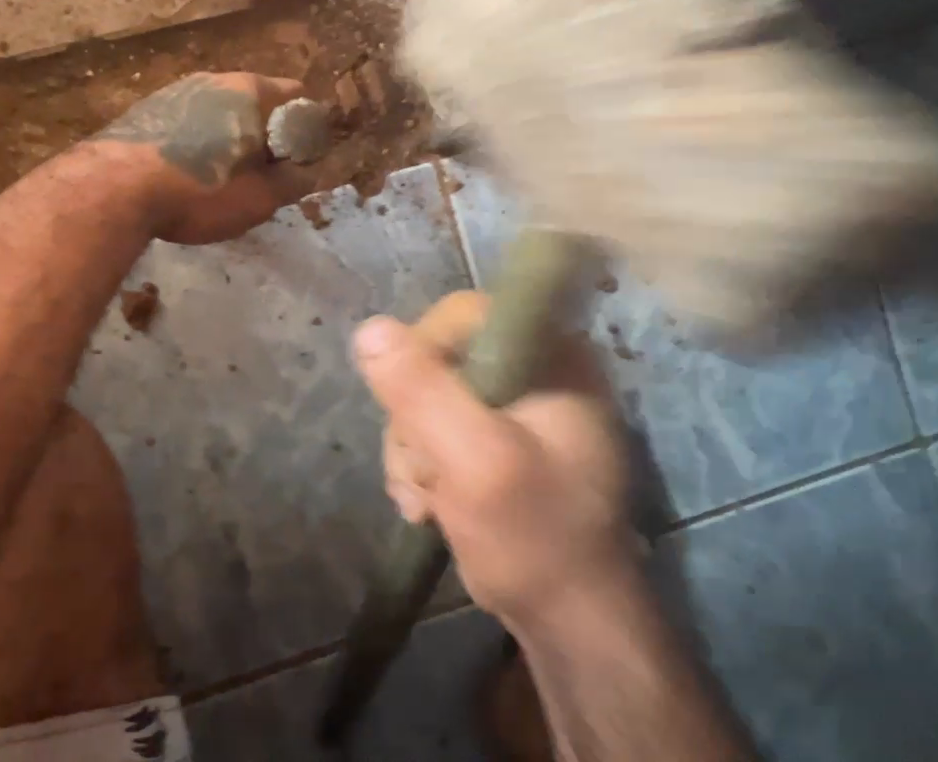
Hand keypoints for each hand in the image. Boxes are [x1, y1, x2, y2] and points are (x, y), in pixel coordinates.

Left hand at [93, 72, 314, 244]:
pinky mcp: (143, 110)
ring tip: (220, 180)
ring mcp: (174, 91)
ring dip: (227, 140)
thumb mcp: (260, 198)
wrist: (111, 190)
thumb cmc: (199, 192)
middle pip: (255, 103)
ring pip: (217, 113)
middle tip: (261, 177)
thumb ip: (292, 181)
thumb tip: (306, 171)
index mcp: (250, 91)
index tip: (298, 163)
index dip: (306, 130)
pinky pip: (186, 124)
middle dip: (264, 136)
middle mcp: (213, 80)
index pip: (298, 97)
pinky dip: (195, 144)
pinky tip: (183, 176)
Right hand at [354, 293, 639, 621]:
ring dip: (411, 449)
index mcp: (554, 356)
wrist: (569, 622)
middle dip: (413, 419)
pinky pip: (439, 428)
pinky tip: (425, 504)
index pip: (465, 315)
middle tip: (417, 473)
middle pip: (439, 358)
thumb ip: (422, 392)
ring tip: (421, 500)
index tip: (406, 411)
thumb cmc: (533, 537)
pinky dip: (422, 464)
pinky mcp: (503, 442)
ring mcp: (521, 408)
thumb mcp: (473, 460)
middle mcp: (540, 369)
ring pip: (431, 396)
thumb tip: (369, 328)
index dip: (422, 355)